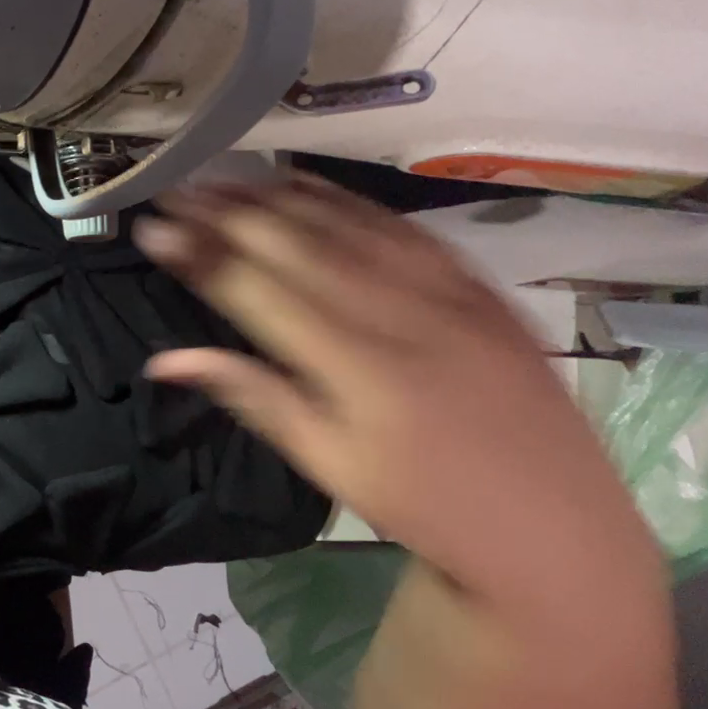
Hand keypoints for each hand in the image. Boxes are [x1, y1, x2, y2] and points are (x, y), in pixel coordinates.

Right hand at [133, 176, 676, 708]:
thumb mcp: (327, 462)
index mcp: (361, 370)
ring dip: (275, 197)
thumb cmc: (423, 505)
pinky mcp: (481, 288)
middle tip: (171, 188)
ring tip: (218, 177)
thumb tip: (162, 360)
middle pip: (297, 246)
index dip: (198, 254)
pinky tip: (300, 182)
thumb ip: (249, 395)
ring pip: (347, 226)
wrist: (557, 530)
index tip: (150, 228)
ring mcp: (451, 295)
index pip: (258, 291)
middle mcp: (406, 318)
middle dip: (225, 213)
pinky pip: (402, 227)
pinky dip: (344, 199)